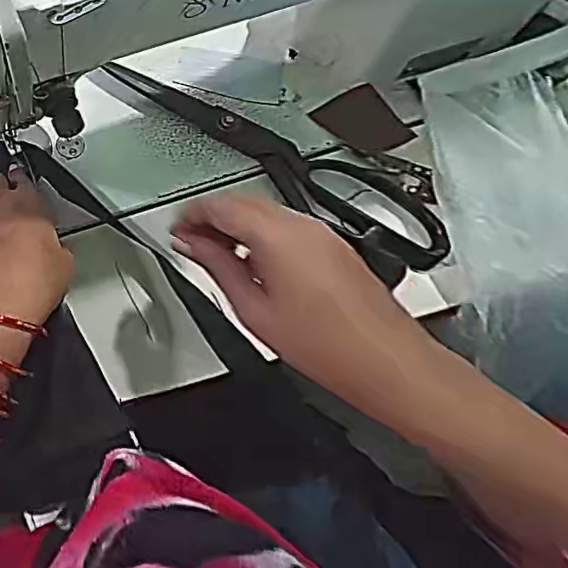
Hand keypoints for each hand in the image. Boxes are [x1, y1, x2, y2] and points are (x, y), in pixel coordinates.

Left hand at [0, 169, 73, 325]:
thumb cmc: (31, 281)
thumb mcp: (65, 263)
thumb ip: (60, 246)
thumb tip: (60, 251)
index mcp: (30, 202)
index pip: (26, 178)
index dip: (27, 180)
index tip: (29, 185)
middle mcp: (1, 205)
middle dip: (4, 184)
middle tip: (14, 196)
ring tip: (1, 216)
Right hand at [170, 193, 444, 412]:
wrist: (390, 366)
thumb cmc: (330, 347)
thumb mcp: (251, 308)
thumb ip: (215, 266)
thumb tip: (191, 244)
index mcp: (276, 235)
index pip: (218, 205)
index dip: (190, 215)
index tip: (177, 230)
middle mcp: (301, 226)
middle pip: (240, 201)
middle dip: (209, 216)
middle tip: (189, 240)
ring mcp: (321, 233)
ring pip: (262, 210)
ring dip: (234, 223)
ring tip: (216, 252)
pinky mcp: (334, 245)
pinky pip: (285, 224)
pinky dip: (259, 232)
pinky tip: (251, 260)